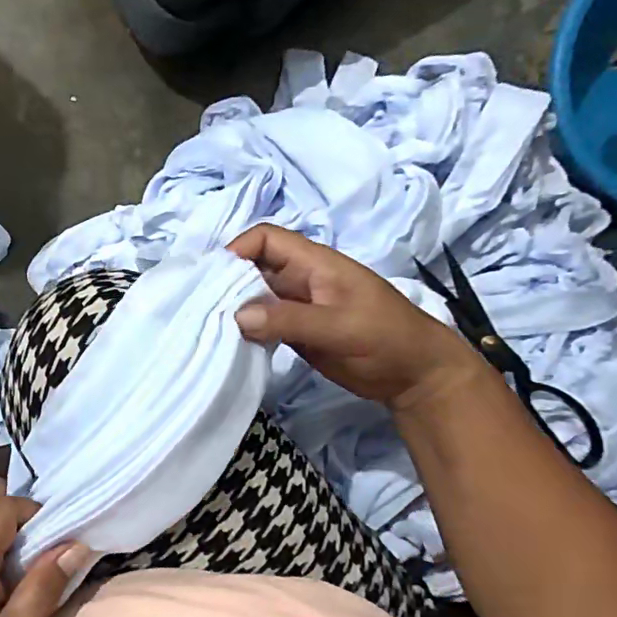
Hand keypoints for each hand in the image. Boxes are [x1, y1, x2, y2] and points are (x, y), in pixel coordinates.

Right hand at [228, 223, 482, 412]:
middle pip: (251, 267)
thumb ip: (289, 319)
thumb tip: (236, 315)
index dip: (237, 250)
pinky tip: (227, 341)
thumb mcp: (341, 326)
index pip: (266, 239)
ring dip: (231, 307)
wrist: (416, 377)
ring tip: (207, 326)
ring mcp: (295, 306)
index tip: (212, 279)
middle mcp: (299, 279)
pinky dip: (242, 328)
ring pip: (252, 296)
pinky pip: (260, 321)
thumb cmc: (387, 339)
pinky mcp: (293, 330)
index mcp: (314, 263)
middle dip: (225, 282)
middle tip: (200, 307)